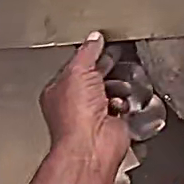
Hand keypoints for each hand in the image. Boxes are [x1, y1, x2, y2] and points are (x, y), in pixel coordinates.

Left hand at [39, 33, 130, 174]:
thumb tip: (94, 38)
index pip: (74, 66)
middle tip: (116, 58)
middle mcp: (74, 104)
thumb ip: (87, 53)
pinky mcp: (112, 123)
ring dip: (118, 87)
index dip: (88, 54)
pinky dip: (124, 103)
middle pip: (93, 78)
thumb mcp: (78, 72)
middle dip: (106, 69)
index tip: (101, 44)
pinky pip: (123, 106)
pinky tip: (121, 104)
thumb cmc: (76, 116)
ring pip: (110, 91)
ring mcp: (93, 114)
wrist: (92, 145)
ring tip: (120, 86)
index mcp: (58, 90)